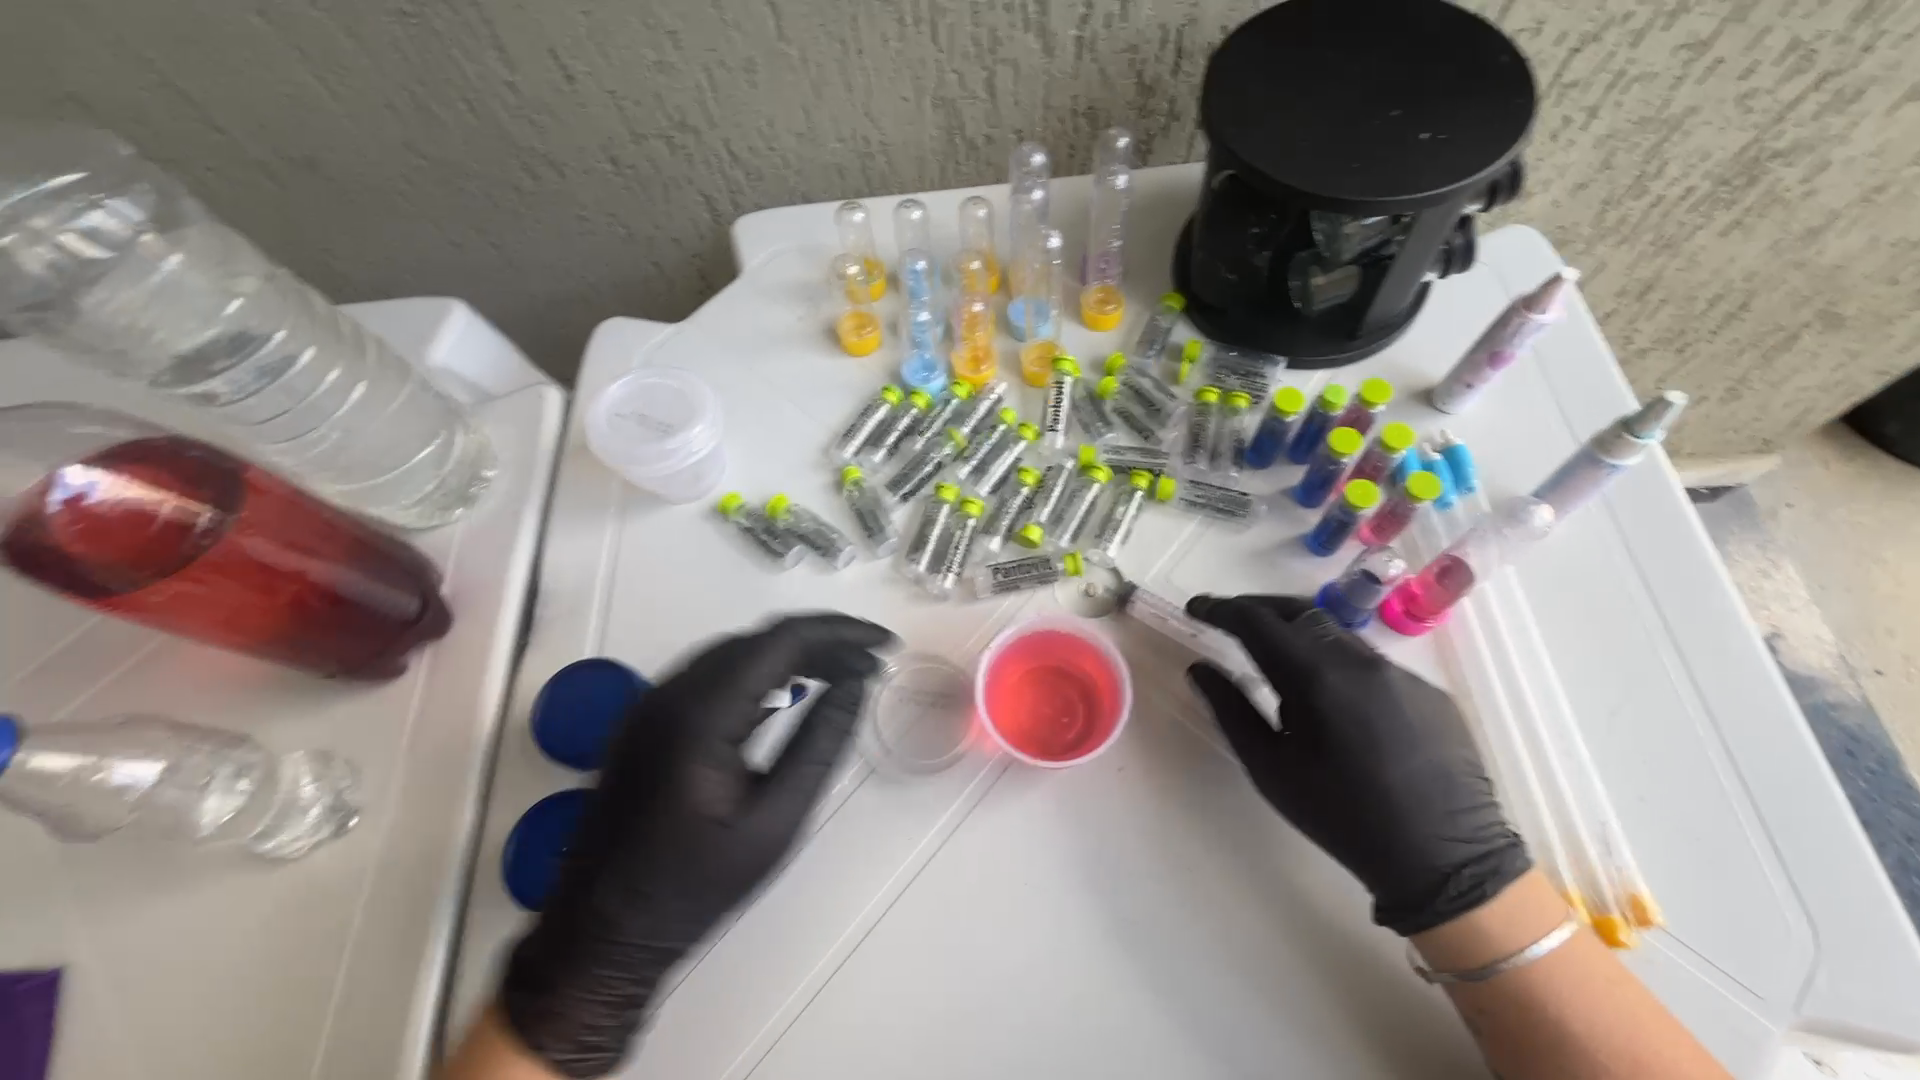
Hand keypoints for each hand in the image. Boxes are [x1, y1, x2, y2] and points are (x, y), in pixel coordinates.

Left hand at [500, 614, 894, 1078]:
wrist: (602, 930)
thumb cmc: (698, 885)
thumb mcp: (777, 819)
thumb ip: (820, 743)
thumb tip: (856, 684)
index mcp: (702, 714)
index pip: (782, 640)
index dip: (840, 632)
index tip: (883, 645)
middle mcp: (670, 692)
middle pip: (757, 639)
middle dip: (820, 641)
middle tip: (868, 663)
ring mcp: (651, 704)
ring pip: (733, 652)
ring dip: (789, 654)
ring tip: (841, 672)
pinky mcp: (645, 720)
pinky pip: (710, 676)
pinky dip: (757, 674)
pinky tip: (788, 693)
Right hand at [1185, 594, 1529, 935]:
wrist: (1444, 858)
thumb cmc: (1342, 817)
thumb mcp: (1271, 769)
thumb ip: (1231, 711)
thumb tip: (1200, 669)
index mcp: (1317, 678)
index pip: (1257, 622)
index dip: (1222, 609)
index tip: (1197, 608)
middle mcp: (1361, 661)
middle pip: (1300, 612)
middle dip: (1259, 608)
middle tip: (1229, 619)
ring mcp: (1401, 673)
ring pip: (1338, 635)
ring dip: (1299, 633)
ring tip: (1275, 657)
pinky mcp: (1429, 692)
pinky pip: (1371, 663)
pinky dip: (1336, 663)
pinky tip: (1331, 699)